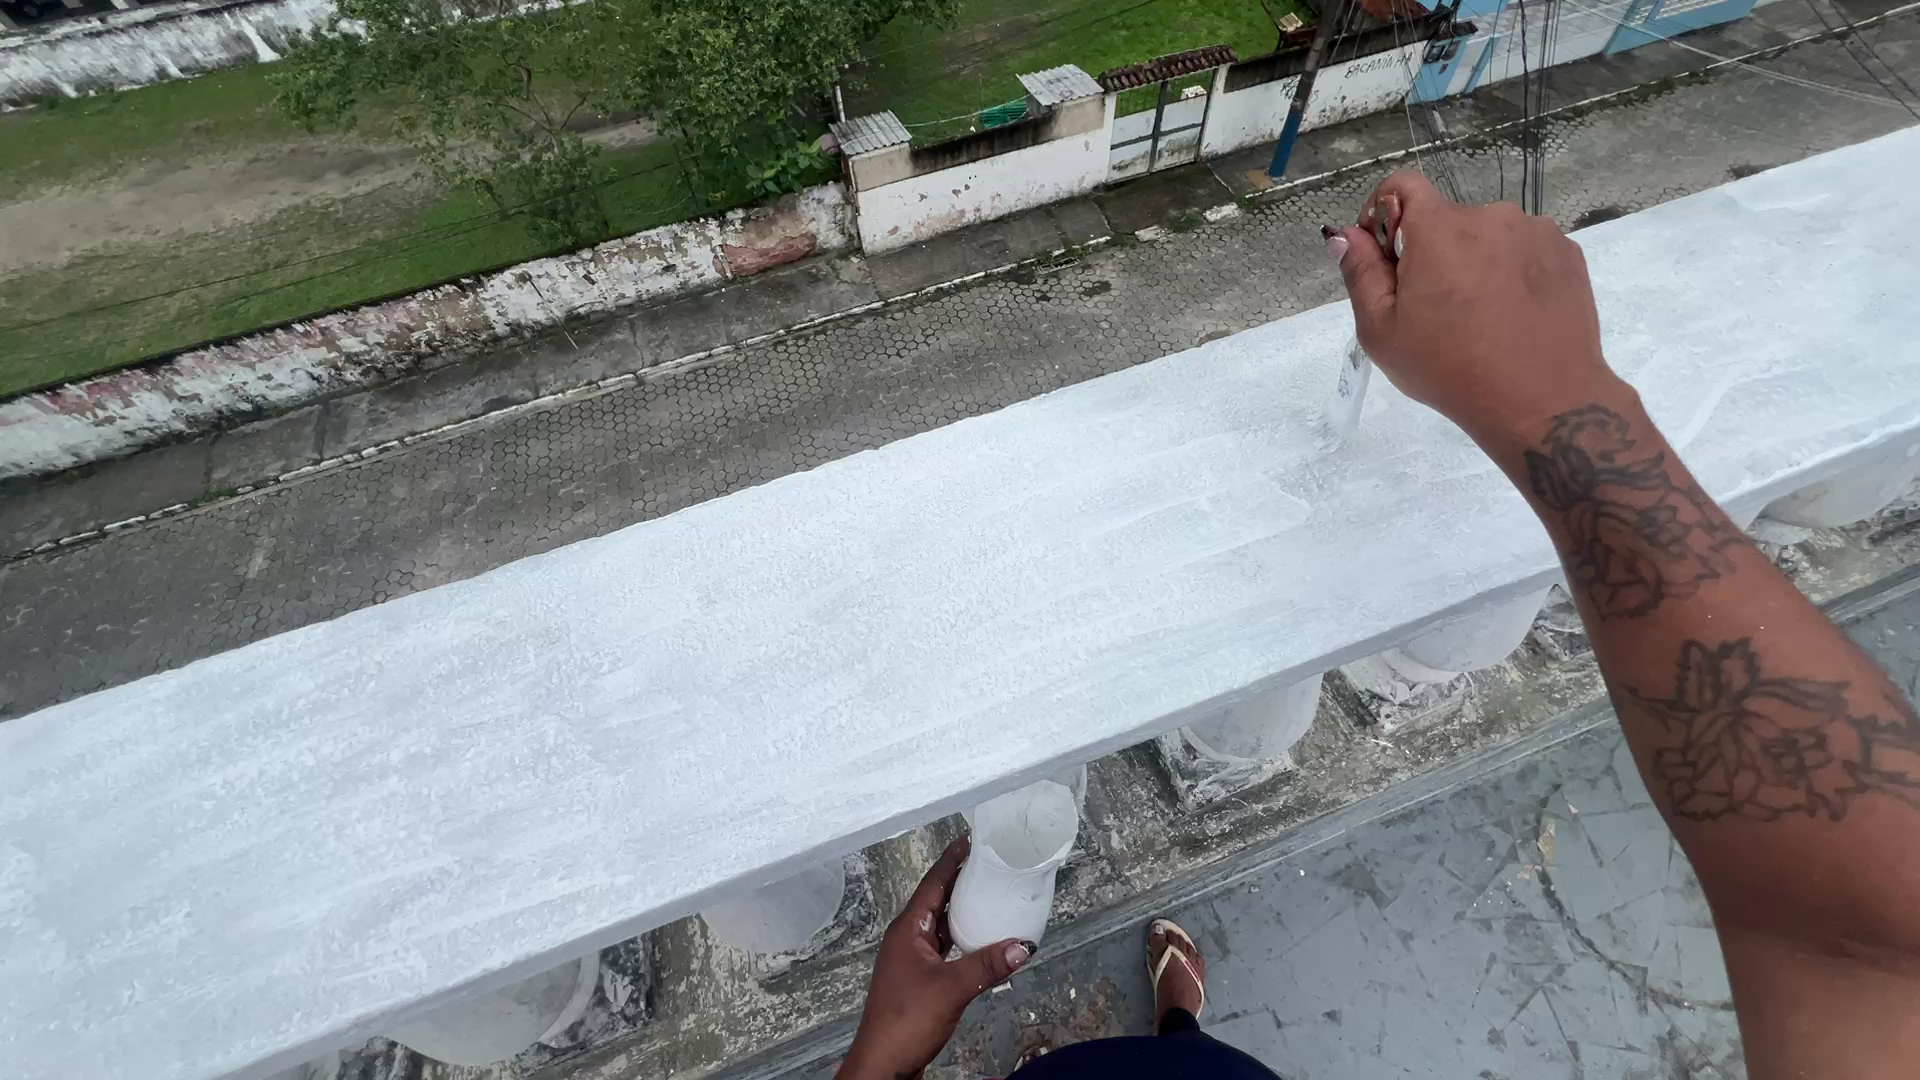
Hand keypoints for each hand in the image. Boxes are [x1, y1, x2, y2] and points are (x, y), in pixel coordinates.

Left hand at [837, 836, 1033, 1079]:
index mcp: (908, 927)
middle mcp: (907, 936)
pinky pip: (943, 946)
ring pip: (940, 924)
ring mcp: (911, 958)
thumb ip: (987, 965)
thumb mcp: (951, 988)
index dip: (952, 859)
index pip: (933, 882)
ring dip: (962, 910)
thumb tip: (1024, 945)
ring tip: (989, 894)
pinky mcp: (917, 978)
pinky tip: (980, 939)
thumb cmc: (907, 1020)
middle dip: (960, 880)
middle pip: (937, 899)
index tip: (971, 839)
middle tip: (989, 863)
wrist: (881, 1067)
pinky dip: (961, 938)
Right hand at [1327, 169, 1626, 446]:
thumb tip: (1344, 234)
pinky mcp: (1565, 253)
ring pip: (1481, 237)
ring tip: (1469, 318)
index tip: (1382, 261)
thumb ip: (1361, 273)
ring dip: (1466, 264)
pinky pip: (1518, 251)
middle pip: (1441, 220)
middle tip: (1424, 311)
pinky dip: (1502, 273)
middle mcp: (1491, 216)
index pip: (1401, 185)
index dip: (1380, 215)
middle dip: (1424, 254)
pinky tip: (1503, 317)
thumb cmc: (1445, 366)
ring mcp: (1535, 232)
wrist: (1539, 396)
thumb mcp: (1380, 329)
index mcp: (1439, 231)